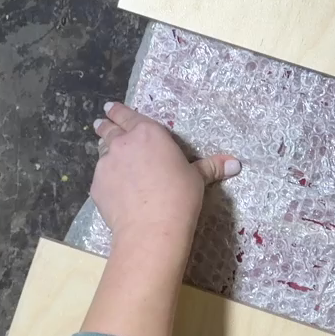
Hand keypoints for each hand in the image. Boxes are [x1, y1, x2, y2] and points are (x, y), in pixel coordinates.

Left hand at [90, 102, 238, 246]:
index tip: (110, 108)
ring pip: (103, 152)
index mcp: (148, 133)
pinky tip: (113, 187)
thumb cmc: (179, 196)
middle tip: (102, 123)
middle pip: (109, 130)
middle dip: (106, 125)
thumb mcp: (197, 178)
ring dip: (106, 151)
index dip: (118, 111)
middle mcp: (124, 143)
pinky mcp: (97, 185)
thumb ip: (211, 167)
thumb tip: (236, 164)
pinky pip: (101, 176)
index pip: (128, 116)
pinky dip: (106, 178)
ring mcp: (107, 164)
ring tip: (108, 154)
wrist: (151, 227)